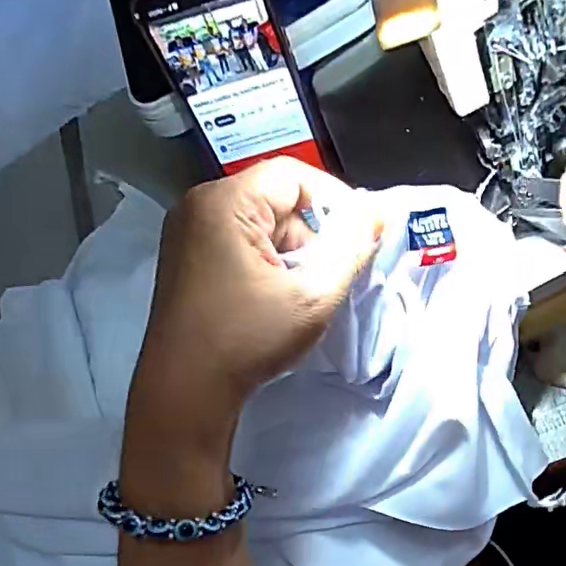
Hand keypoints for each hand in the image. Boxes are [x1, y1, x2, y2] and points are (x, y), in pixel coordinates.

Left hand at [136, 158, 381, 426]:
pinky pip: (240, 245)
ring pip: (261, 226)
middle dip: (313, 235)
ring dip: (292, 255)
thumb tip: (380, 211)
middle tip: (331, 279)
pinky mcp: (187, 261)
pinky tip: (275, 302)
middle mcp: (200, 207)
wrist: (185, 389)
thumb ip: (351, 246)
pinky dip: (268, 266)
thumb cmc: (248, 339)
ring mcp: (187, 234)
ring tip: (302, 298)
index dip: (336, 201)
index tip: (360, 239)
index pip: (294, 175)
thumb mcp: (313, 294)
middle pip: (276, 200)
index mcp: (225, 203)